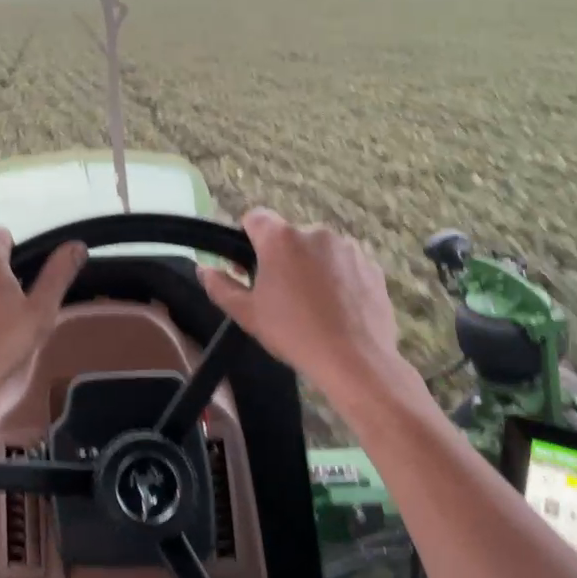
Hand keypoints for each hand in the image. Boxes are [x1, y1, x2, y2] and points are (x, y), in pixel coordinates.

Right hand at [197, 209, 421, 399]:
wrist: (354, 359)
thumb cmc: (293, 333)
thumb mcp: (247, 314)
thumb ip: (221, 287)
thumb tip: (204, 269)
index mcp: (281, 238)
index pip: (256, 218)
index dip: (248, 238)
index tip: (249, 267)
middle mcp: (315, 232)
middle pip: (290, 237)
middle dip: (282, 257)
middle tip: (280, 294)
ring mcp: (348, 248)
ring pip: (320, 250)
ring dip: (312, 267)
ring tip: (313, 304)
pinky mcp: (372, 266)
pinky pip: (346, 265)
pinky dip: (339, 279)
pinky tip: (338, 309)